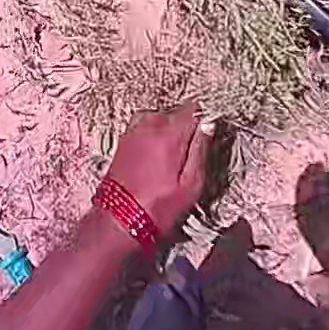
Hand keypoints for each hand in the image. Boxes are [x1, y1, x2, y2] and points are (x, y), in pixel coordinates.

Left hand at [101, 106, 211, 236]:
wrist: (118, 220)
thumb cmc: (157, 208)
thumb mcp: (190, 185)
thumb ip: (201, 151)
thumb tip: (209, 125)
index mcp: (168, 135)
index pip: (194, 109)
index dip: (204, 119)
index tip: (208, 132)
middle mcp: (149, 126)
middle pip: (177, 112)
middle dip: (187, 126)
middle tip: (191, 152)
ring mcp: (134, 130)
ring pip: (160, 117)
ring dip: (169, 130)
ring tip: (173, 156)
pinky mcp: (124, 138)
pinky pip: (145, 125)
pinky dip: (154, 133)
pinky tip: (157, 154)